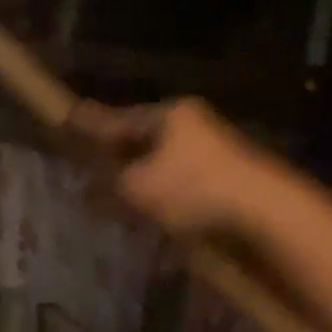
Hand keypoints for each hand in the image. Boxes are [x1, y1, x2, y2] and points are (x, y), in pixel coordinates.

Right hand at [67, 98, 270, 238]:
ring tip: (110, 200)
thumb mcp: (133, 186)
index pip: (117, 119)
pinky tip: (143, 214)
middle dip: (113, 158)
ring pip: (159, 165)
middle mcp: (193, 126)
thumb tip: (83, 186)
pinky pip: (178, 186)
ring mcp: (214, 154)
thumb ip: (104, 183)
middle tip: (85, 169)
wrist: (268, 216)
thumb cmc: (193, 188)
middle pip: (140, 141)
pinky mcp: (226, 182)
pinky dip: (159, 198)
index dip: (87, 126)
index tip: (63, 122)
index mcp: (170, 115)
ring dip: (136, 182)